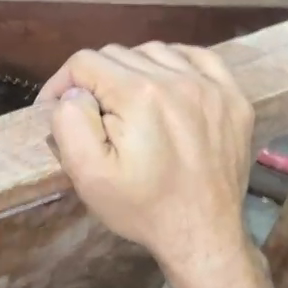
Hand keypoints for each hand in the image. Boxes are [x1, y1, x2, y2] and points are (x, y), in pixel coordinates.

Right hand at [39, 43, 254, 287]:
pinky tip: (163, 85)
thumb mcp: (87, 173)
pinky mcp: (233, 99)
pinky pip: (197, 57)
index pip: (84, 62)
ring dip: (130, 70)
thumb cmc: (139, 207)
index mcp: (138, 95)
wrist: (202, 235)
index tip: (54, 110)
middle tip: (89, 114)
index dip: (60, 83)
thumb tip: (74, 93)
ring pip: (153, 51)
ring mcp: (211, 87)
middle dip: (93, 79)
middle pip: (117, 54)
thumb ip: (70, 122)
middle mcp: (177, 79)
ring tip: (123, 103)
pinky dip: (173, 62)